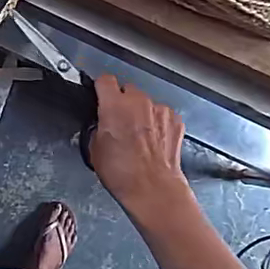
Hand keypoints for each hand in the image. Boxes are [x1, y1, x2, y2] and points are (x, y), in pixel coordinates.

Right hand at [90, 75, 189, 211]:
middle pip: (127, 90)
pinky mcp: (174, 120)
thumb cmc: (124, 174)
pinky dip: (157, 123)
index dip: (102, 88)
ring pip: (146, 102)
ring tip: (138, 137)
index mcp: (114, 106)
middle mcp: (138, 102)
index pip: (105, 80)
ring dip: (141, 113)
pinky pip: (161, 114)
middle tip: (119, 122)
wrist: (152, 188)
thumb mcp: (95, 150)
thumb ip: (97, 128)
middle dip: (122, 103)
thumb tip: (101, 125)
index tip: (101, 94)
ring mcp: (159, 110)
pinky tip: (152, 141)